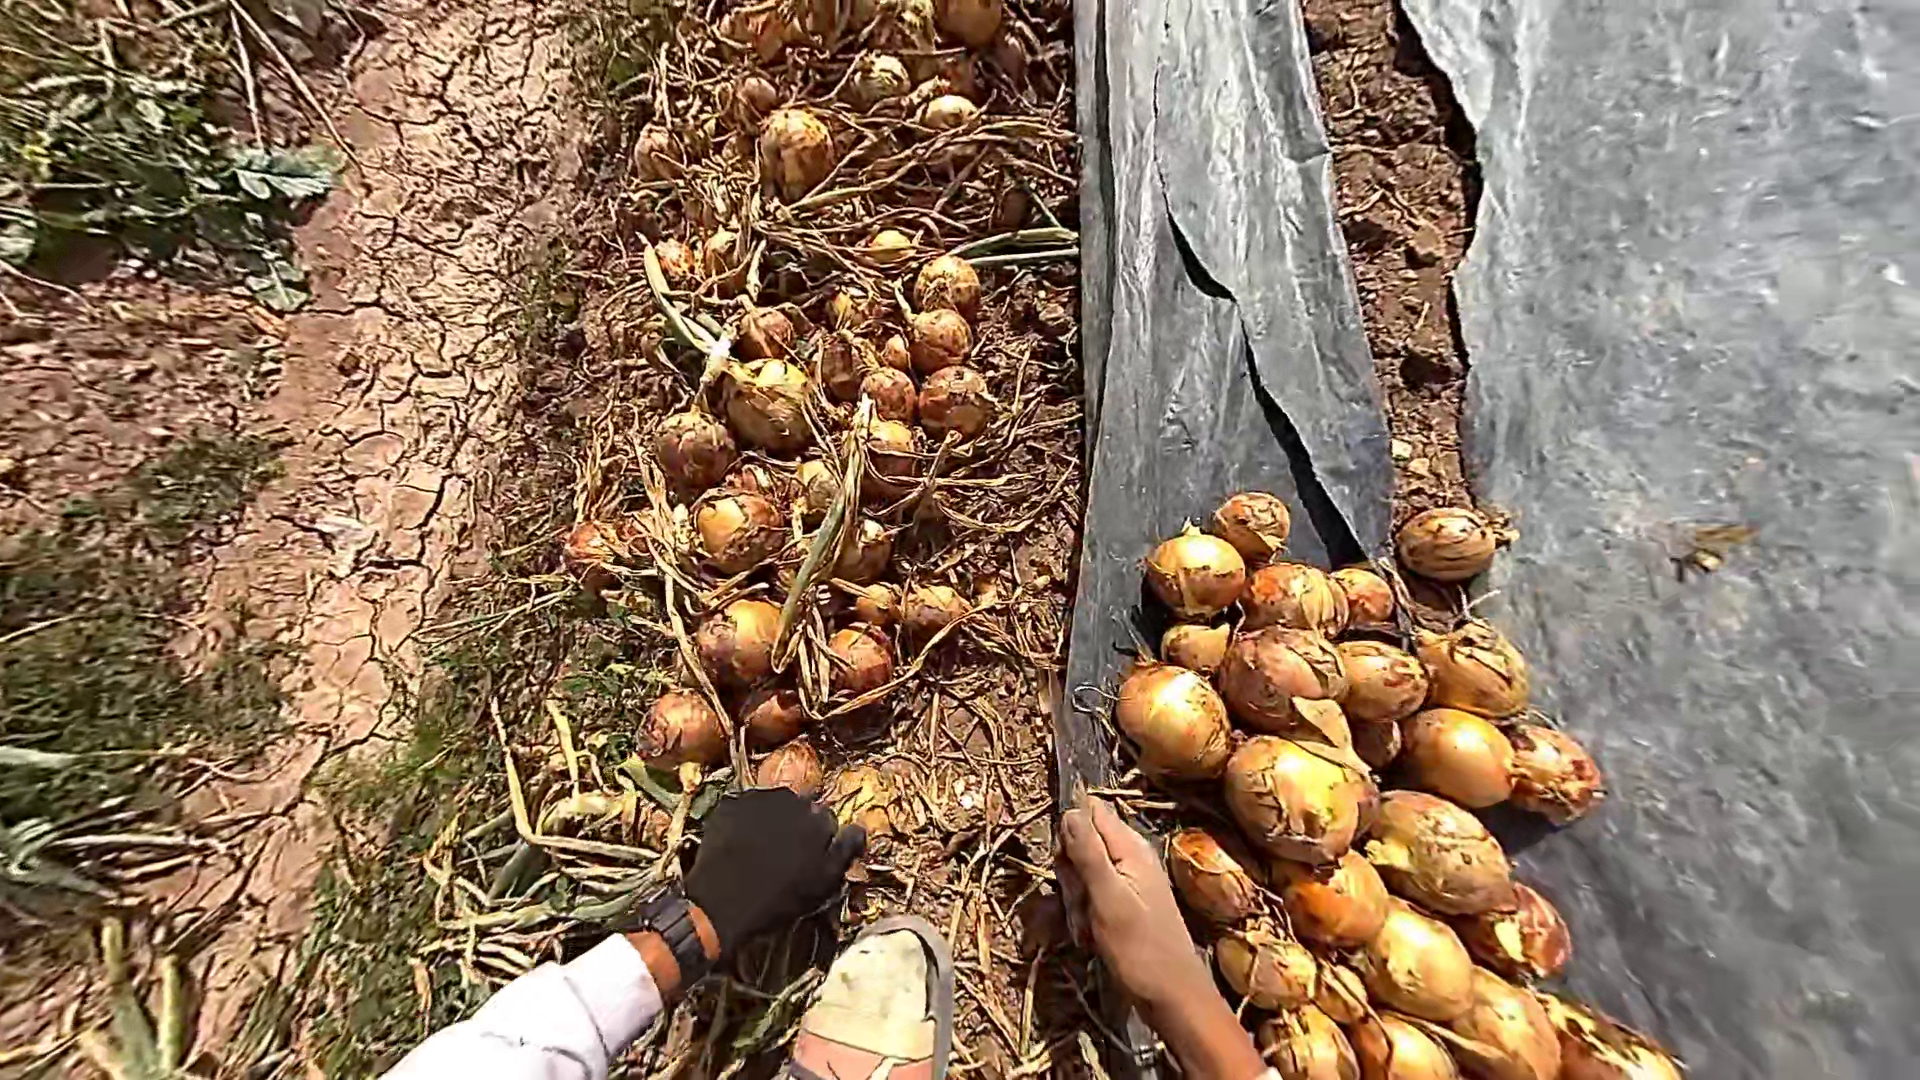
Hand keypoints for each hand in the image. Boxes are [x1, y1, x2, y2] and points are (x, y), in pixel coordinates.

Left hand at [684, 787, 864, 953]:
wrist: (719, 905)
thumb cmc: (777, 900)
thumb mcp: (822, 883)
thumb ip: (845, 850)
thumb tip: (861, 827)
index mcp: (816, 817)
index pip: (826, 820)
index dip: (818, 841)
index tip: (807, 860)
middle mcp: (791, 798)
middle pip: (800, 807)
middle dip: (795, 825)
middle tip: (782, 855)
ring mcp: (758, 797)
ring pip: (772, 804)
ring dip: (770, 819)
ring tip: (757, 849)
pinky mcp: (730, 803)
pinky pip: (743, 808)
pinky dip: (743, 821)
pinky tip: (736, 844)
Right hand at [1058, 797, 1267, 1079]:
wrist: (1175, 1002)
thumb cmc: (1142, 950)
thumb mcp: (1108, 899)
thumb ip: (1088, 852)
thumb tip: (1070, 808)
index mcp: (1130, 846)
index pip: (1089, 809)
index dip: (1069, 828)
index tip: (1064, 859)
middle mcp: (1129, 855)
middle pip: (1082, 840)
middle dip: (1070, 870)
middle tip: (1078, 900)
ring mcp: (1127, 879)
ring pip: (1083, 869)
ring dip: (1075, 897)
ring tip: (1086, 926)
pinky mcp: (1124, 901)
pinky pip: (1092, 892)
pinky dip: (1085, 912)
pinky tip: (1089, 935)